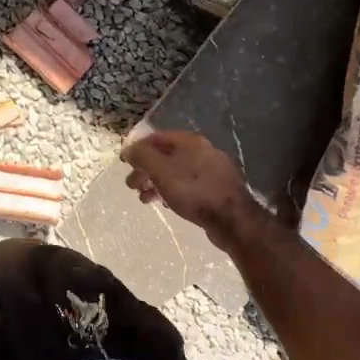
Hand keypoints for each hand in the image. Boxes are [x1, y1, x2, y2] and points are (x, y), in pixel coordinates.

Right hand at [120, 130, 257, 238]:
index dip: (138, 148)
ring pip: (175, 172)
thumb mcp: (160, 170)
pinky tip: (164, 203)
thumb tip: (128, 149)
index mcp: (190, 142)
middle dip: (145, 169)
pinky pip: (187, 186)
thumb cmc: (193, 191)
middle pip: (165, 155)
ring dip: (155, 182)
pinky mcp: (215, 191)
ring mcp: (211, 171)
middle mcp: (202, 152)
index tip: (125, 162)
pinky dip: (171, 191)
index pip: (156, 137)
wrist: (233, 221)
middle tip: (132, 184)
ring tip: (143, 198)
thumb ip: (141, 156)